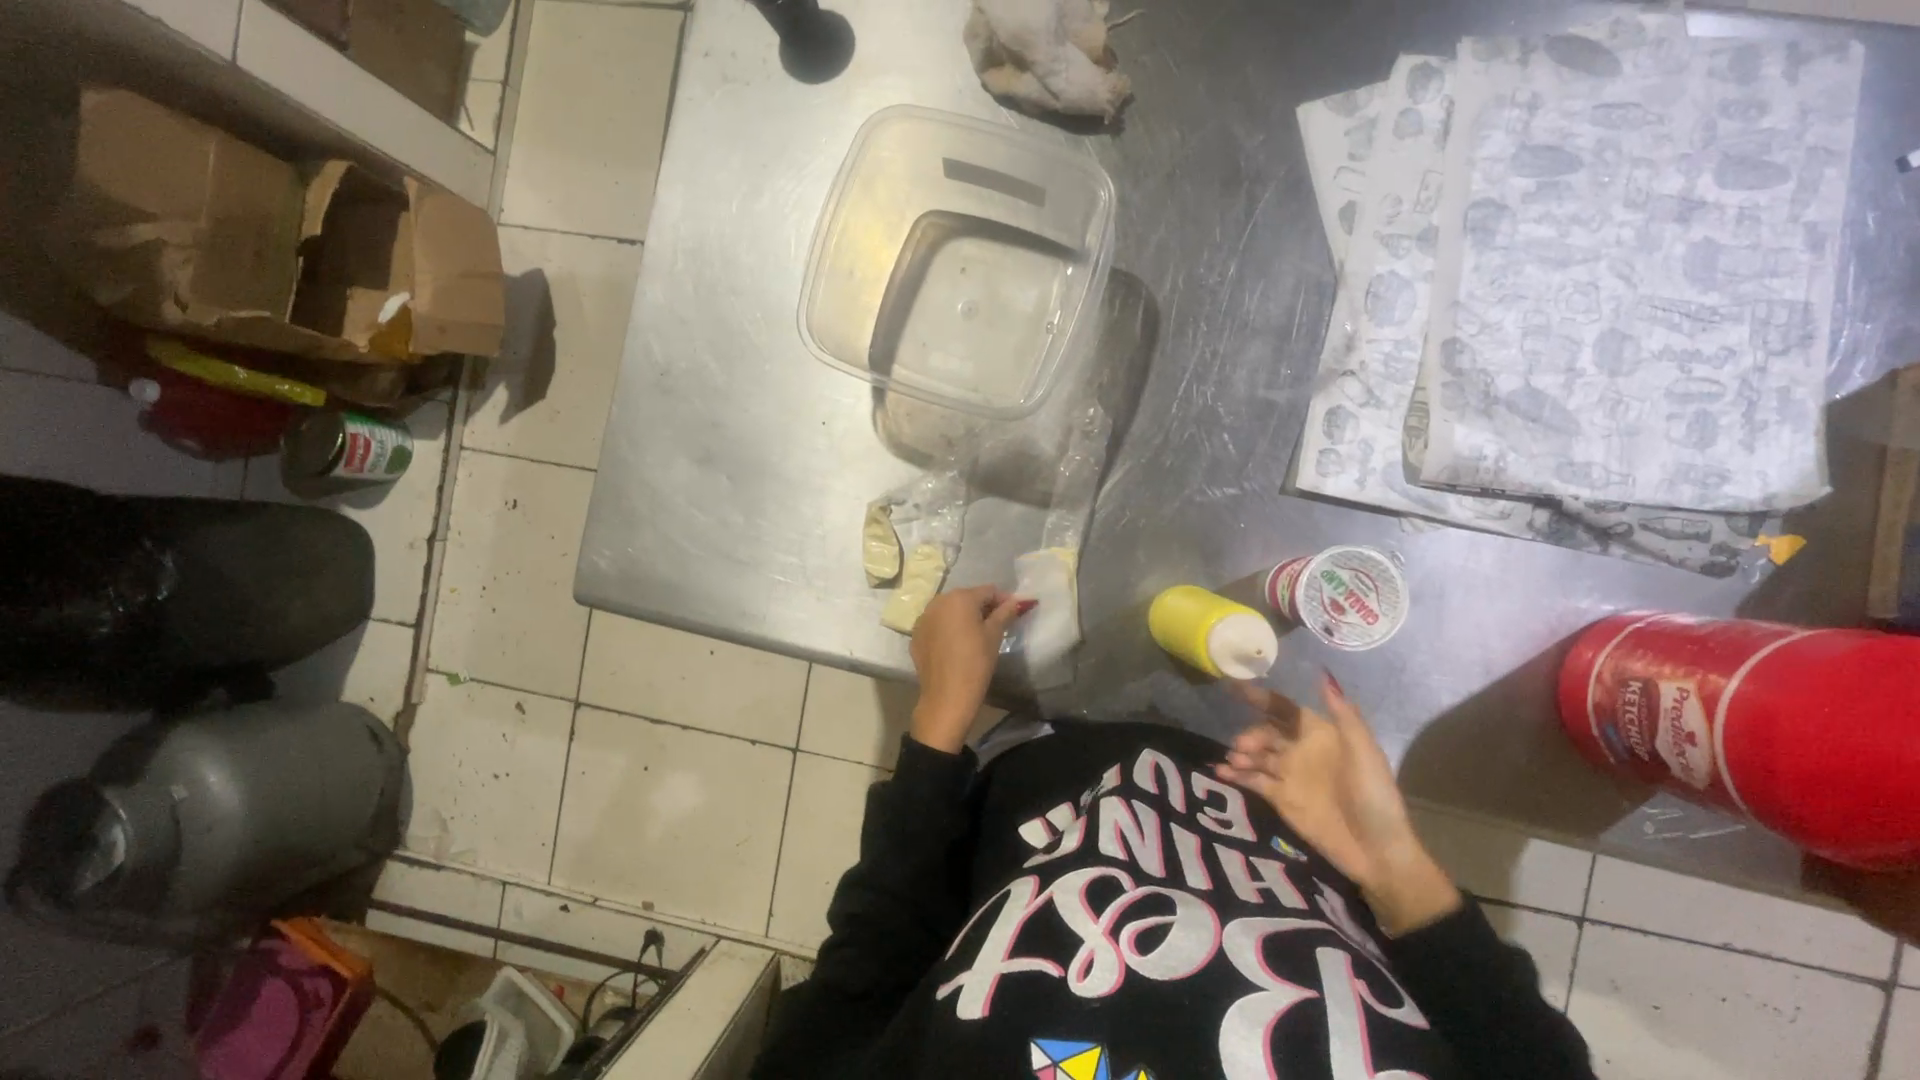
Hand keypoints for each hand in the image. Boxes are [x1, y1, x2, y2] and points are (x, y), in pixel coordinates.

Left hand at [908, 585, 1028, 753]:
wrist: (947, 696)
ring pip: (949, 610)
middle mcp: (938, 602)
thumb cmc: (976, 662)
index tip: (1013, 612)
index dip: (1003, 600)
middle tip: (996, 624)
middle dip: (982, 607)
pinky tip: (956, 645)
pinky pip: (936, 625)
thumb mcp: (994, 635)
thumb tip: (1015, 601)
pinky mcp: (916, 635)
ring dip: (963, 617)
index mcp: (959, 598)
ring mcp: (923, 618)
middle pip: (966, 598)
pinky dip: (947, 629)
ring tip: (975, 635)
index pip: (988, 591)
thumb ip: (1005, 613)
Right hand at [1215, 673, 1460, 935]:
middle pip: (1266, 732)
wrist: (1377, 850)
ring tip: (1235, 760)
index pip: (1285, 709)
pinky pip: (1253, 781)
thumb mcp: (1364, 753)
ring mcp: (1289, 776)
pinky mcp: (1280, 799)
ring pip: (1257, 756)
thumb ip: (1343, 715)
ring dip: (1242, 754)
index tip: (1234, 688)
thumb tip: (1323, 676)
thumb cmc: (1374, 797)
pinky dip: (1236, 775)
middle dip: (1251, 733)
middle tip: (1243, 747)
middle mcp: (1301, 751)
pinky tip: (1222, 773)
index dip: (1261, 697)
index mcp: (1321, 735)